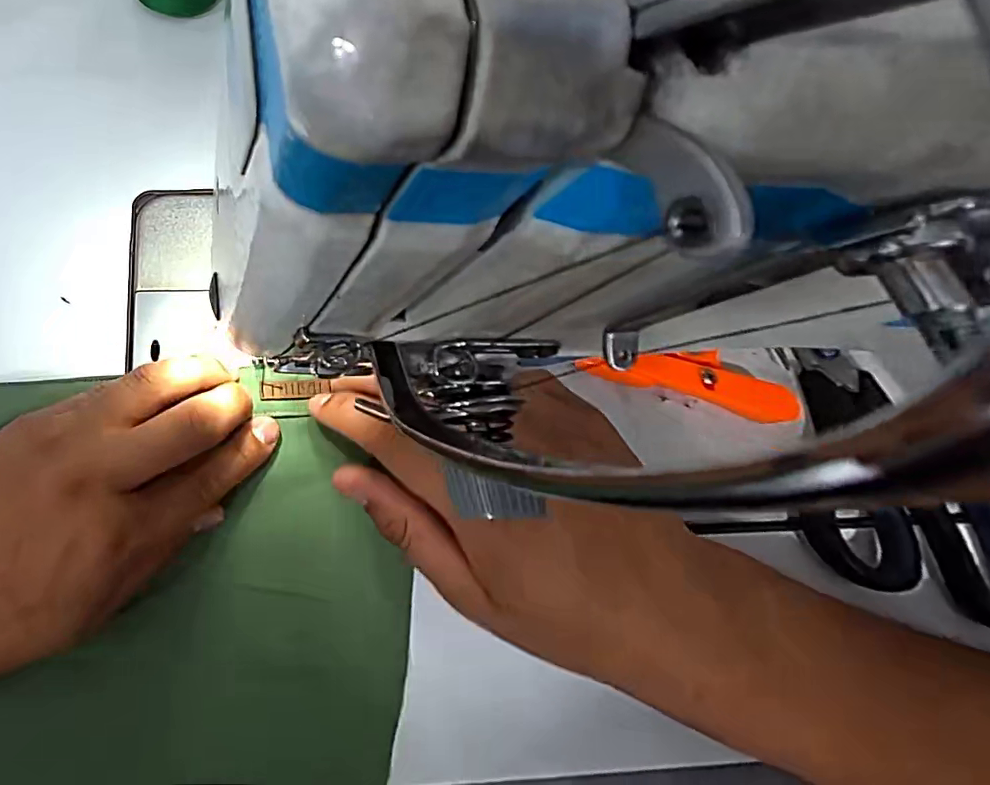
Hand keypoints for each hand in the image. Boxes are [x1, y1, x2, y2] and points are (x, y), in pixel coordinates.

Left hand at [0, 356, 277, 744]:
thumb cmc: (5, 619)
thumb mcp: (94, 608)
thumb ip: (158, 552)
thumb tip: (208, 508)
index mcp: (122, 535)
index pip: (205, 478)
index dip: (244, 451)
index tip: (267, 432)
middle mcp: (103, 475)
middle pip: (189, 420)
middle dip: (229, 403)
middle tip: (246, 398)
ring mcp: (69, 436)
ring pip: (151, 385)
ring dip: (195, 372)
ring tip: (219, 368)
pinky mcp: (41, 416)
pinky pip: (110, 388)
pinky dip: (150, 380)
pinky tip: (165, 379)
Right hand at [310, 374, 718, 679]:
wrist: (670, 602)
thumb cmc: (560, 611)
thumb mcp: (470, 591)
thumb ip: (404, 525)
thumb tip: (348, 478)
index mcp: (464, 489)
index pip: (385, 434)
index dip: (345, 414)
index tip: (320, 406)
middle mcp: (494, 438)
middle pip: (412, 395)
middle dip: (366, 386)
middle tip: (340, 389)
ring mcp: (535, 413)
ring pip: (450, 377)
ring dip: (406, 378)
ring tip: (381, 387)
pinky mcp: (566, 403)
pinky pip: (495, 377)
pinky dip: (459, 379)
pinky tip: (447, 389)